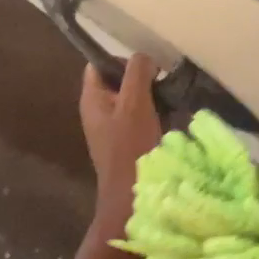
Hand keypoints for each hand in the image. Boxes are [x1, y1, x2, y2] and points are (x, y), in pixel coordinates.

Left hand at [78, 54, 162, 230]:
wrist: (131, 199)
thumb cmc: (130, 145)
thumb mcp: (135, 101)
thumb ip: (137, 72)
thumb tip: (145, 58)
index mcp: (91, 98)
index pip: (99, 63)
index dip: (120, 58)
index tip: (144, 65)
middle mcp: (97, 111)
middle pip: (116, 81)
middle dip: (139, 78)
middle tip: (161, 81)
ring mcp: (110, 128)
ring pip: (129, 99)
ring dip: (148, 96)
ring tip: (167, 98)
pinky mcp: (124, 143)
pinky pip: (136, 117)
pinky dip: (150, 113)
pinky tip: (167, 117)